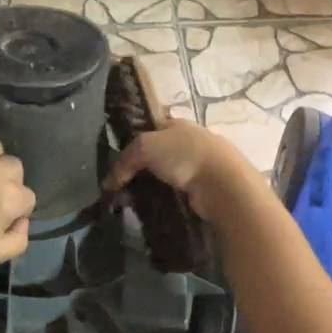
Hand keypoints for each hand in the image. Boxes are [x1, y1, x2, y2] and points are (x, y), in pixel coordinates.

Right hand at [107, 120, 266, 221]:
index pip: (150, 129)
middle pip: (157, 154)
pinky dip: (165, 199)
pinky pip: (178, 192)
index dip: (133, 143)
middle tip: (122, 188)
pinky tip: (154, 208)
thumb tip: (108, 183)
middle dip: (139, 170)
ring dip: (151, 188)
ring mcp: (201, 165)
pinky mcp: (206, 188)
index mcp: (178, 124)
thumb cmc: (184, 155)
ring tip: (134, 203)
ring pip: (167, 175)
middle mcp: (190, 141)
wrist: (223, 184)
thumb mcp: (145, 147)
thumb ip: (124, 161)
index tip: (119, 163)